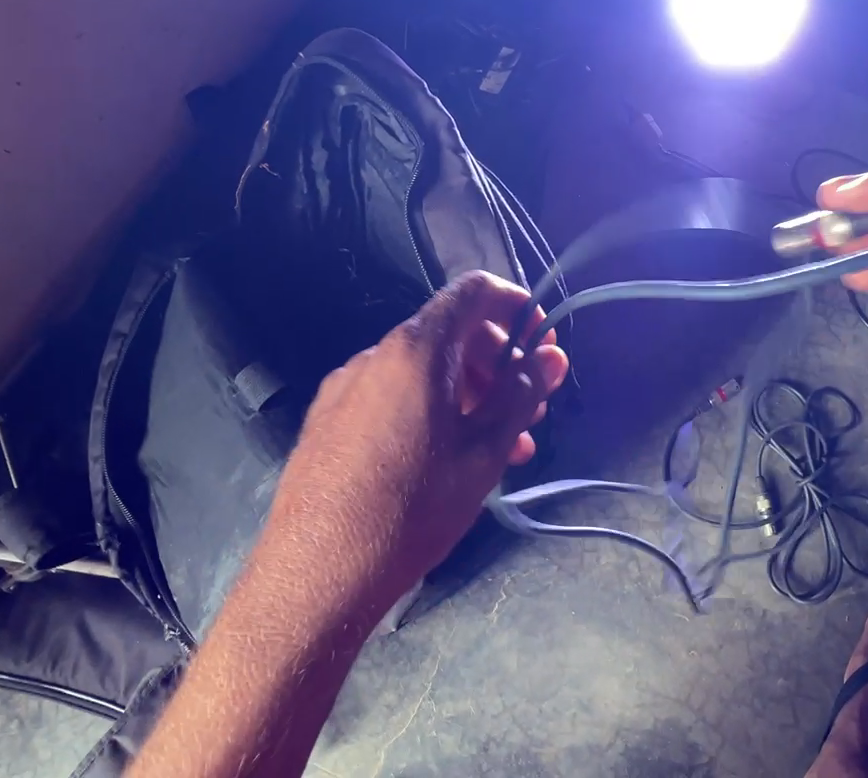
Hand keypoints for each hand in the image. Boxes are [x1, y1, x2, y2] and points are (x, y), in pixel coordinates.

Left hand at [270, 271, 567, 607]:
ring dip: (472, 393)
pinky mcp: (330, 421)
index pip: (473, 291)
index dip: (516, 305)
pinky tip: (450, 458)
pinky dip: (434, 409)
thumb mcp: (485, 450)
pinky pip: (395, 395)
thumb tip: (551, 356)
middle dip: (499, 361)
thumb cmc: (414, 507)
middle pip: (452, 331)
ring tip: (502, 446)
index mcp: (416, 349)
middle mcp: (376, 354)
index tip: (542, 344)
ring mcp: (346, 387)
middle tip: (531, 408)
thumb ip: (522, 394)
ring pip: (425, 370)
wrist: (316, 577)